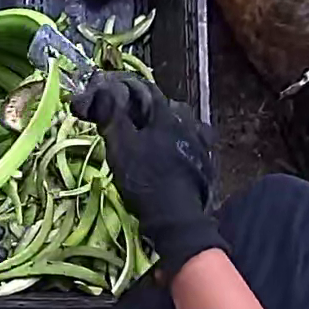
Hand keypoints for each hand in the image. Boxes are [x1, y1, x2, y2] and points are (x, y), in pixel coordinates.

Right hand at [71, 72, 223, 277]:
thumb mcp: (121, 146)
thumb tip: (103, 92)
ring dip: (164, 125)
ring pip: (180, 123)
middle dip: (145, 109)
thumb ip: (113, 116)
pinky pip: (190, 142)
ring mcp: (200, 143)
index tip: (106, 96)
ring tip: (149, 136)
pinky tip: (169, 153)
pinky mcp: (205, 162)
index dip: (123, 91)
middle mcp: (187, 122)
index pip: (144, 91)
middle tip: (127, 120)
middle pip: (164, 106)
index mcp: (165, 115)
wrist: (176, 217)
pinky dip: (177, 142)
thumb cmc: (145, 179)